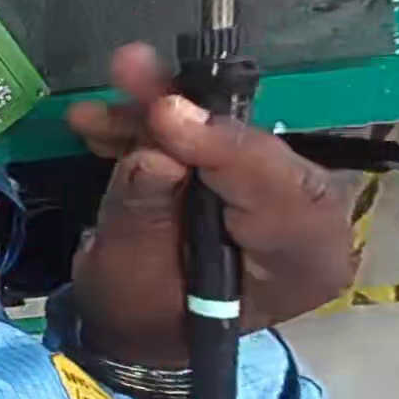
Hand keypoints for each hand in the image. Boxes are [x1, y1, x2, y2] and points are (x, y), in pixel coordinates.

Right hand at [63, 44, 354, 367]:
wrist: (129, 329)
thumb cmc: (135, 316)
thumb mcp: (129, 274)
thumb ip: (142, 217)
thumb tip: (151, 155)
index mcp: (299, 261)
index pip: (278, 192)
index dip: (221, 147)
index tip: (165, 114)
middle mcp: (295, 220)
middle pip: (252, 152)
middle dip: (189, 110)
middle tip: (136, 70)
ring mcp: (258, 197)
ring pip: (216, 140)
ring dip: (155, 112)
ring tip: (107, 86)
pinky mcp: (221, 183)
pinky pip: (189, 147)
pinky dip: (142, 130)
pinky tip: (98, 120)